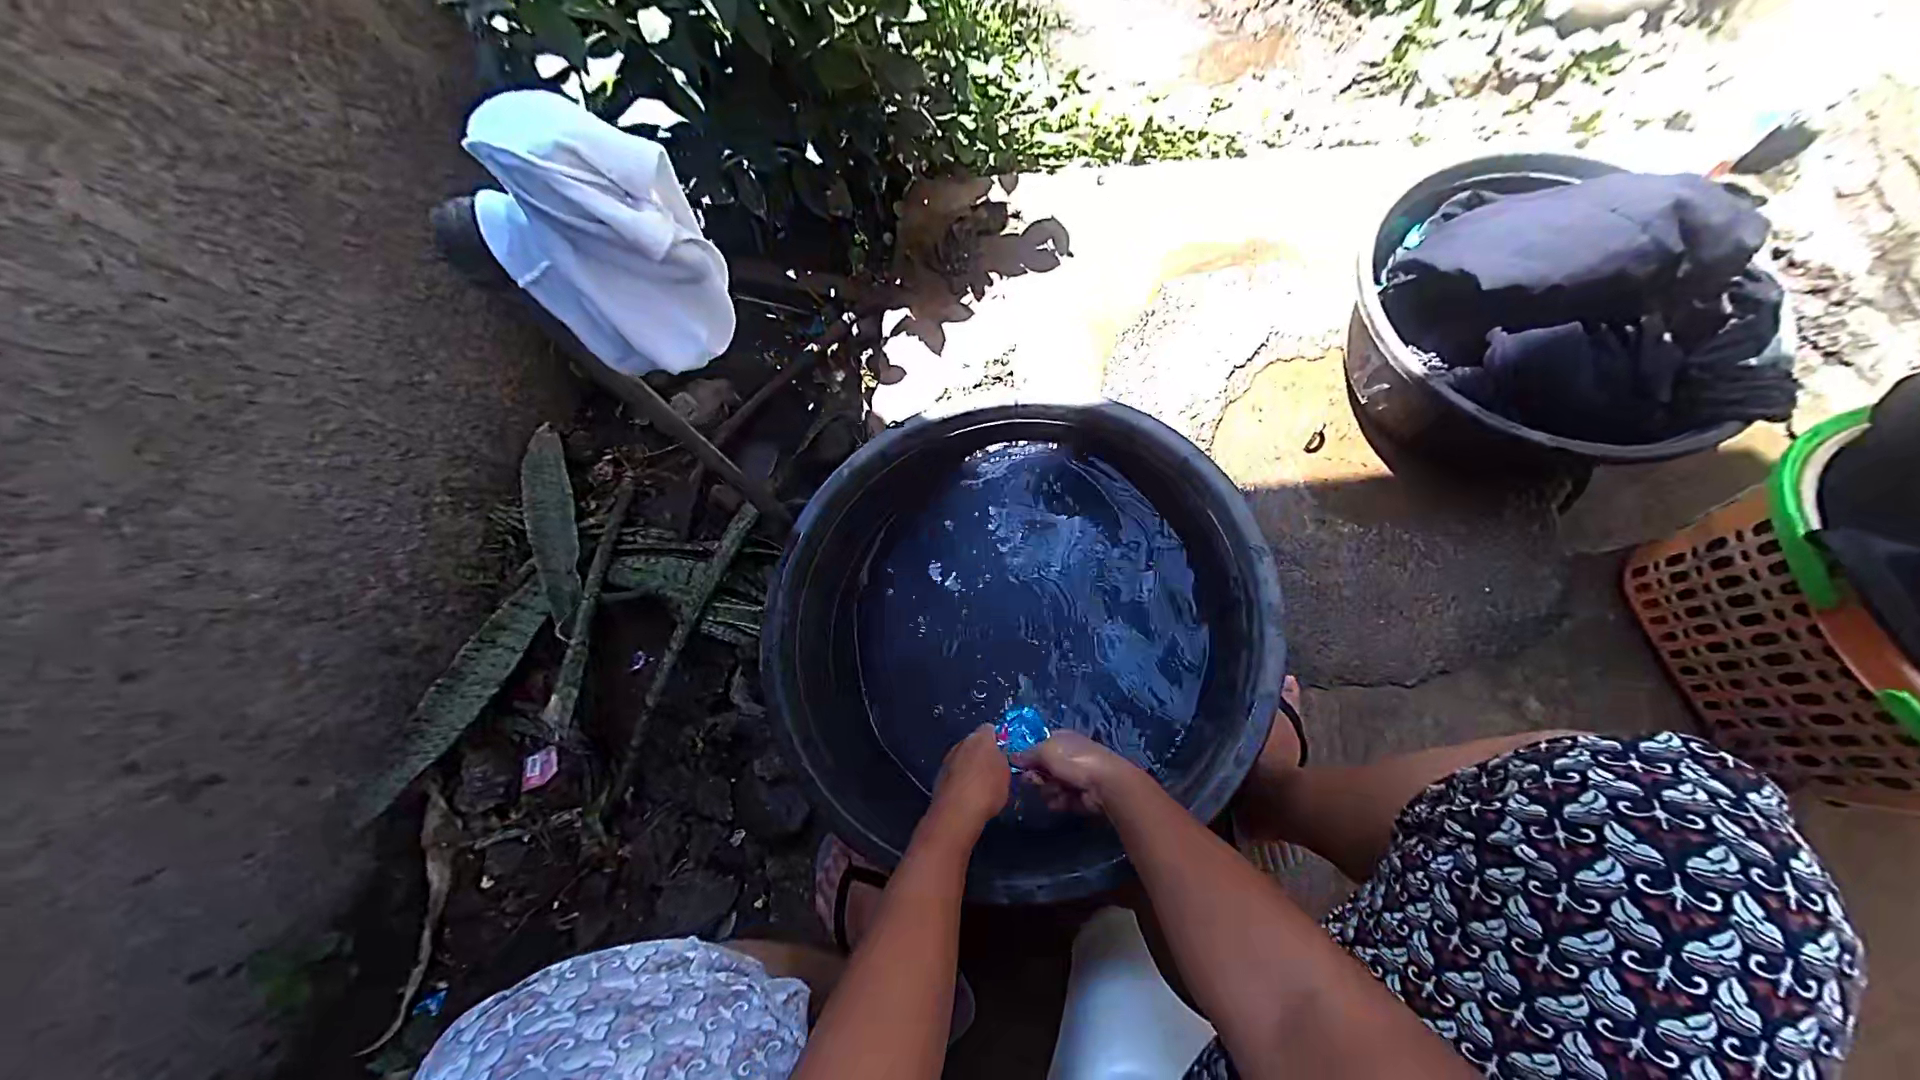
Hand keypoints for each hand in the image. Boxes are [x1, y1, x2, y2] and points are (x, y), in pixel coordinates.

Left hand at [929, 725, 1009, 831]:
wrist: (957, 812)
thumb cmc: (988, 790)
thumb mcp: (1006, 774)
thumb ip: (1002, 759)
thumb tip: (998, 754)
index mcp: (980, 738)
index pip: (990, 729)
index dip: (997, 739)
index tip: (1003, 752)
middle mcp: (962, 743)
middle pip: (974, 742)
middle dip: (982, 752)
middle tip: (992, 769)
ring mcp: (948, 758)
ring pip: (962, 757)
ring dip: (969, 765)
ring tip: (979, 784)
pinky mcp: (939, 775)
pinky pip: (954, 771)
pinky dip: (959, 778)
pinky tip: (966, 793)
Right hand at [1013, 731, 1134, 814]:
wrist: (1105, 783)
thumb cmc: (1074, 760)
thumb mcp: (1046, 750)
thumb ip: (1027, 754)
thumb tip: (1012, 756)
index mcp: (1061, 739)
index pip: (1039, 745)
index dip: (1028, 755)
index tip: (1020, 765)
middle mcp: (1068, 756)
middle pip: (1042, 768)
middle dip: (1037, 776)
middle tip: (1036, 781)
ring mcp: (1074, 777)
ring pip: (1048, 786)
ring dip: (1049, 790)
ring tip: (1057, 791)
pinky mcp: (1079, 796)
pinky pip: (1060, 799)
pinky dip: (1060, 801)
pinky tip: (1063, 800)